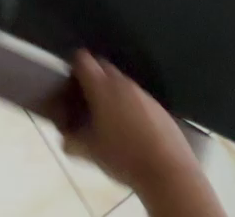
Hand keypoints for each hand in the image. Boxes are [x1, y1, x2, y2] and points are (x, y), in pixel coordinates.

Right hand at [57, 52, 205, 199]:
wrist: (170, 174)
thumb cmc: (123, 157)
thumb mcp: (90, 151)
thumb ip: (71, 139)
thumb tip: (64, 138)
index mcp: (101, 87)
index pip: (82, 59)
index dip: (73, 66)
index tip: (70, 83)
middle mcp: (122, 84)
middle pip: (102, 66)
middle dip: (92, 77)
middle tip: (87, 100)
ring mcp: (143, 94)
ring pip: (121, 83)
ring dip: (113, 93)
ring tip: (110, 118)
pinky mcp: (160, 108)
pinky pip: (138, 98)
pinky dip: (131, 106)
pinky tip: (132, 130)